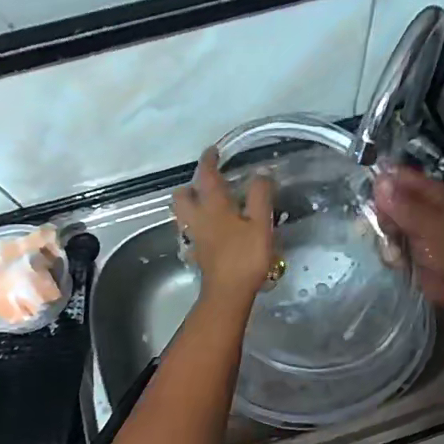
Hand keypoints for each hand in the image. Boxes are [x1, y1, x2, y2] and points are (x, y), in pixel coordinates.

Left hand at [173, 148, 274, 301]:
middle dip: (191, 184)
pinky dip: (196, 224)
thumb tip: (261, 172)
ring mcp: (194, 236)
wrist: (228, 293)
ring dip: (190, 203)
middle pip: (183, 195)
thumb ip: (260, 196)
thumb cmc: (246, 257)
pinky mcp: (196, 253)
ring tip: (206, 203)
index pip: (206, 175)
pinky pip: (190, 231)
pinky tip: (209, 229)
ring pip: (183, 213)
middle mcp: (198, 218)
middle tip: (207, 182)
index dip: (209, 160)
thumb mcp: (261, 224)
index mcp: (213, 206)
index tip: (213, 151)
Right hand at [373, 167, 443, 316]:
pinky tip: (398, 262)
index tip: (370, 197)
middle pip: (387, 201)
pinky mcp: (406, 250)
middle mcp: (420, 207)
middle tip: (388, 229)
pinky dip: (390, 254)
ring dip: (386, 239)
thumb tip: (378, 181)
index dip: (382, 182)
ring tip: (396, 252)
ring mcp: (412, 229)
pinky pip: (387, 244)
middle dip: (383, 216)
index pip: (400, 177)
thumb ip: (405, 206)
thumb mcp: (432, 227)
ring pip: (384, 224)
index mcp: (432, 193)